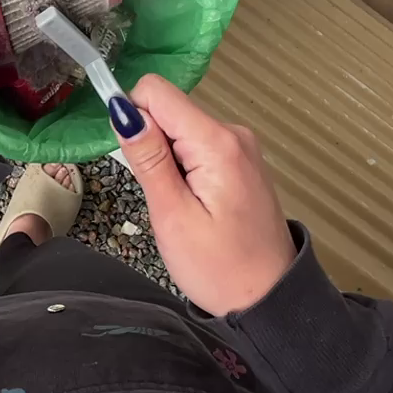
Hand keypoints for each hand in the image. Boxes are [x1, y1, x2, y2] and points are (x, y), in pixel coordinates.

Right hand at [112, 75, 294, 315]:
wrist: (271, 300)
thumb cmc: (220, 267)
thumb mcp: (173, 215)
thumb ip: (148, 158)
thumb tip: (122, 110)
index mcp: (217, 142)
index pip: (156, 92)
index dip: (131, 116)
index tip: (131, 157)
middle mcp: (232, 133)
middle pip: (168, 109)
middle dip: (149, 144)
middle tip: (161, 194)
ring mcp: (239, 146)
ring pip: (179, 128)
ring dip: (166, 159)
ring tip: (179, 203)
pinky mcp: (240, 160)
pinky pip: (196, 145)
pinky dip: (182, 167)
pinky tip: (193, 202)